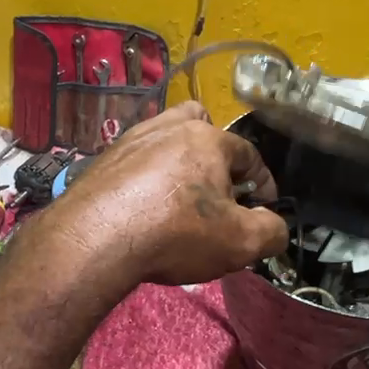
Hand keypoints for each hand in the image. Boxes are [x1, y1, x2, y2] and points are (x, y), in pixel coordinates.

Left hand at [38, 102, 289, 289]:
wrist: (95, 237)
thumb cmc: (176, 233)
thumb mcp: (240, 243)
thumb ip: (270, 231)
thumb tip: (273, 225)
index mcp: (209, 140)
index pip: (249, 154)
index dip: (263, 183)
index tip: (264, 208)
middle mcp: (169, 127)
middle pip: (201, 126)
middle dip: (215, 154)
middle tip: (216, 190)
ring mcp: (131, 140)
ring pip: (164, 138)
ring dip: (178, 161)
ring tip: (179, 196)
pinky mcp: (103, 159)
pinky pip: (135, 160)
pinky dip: (146, 177)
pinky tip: (143, 205)